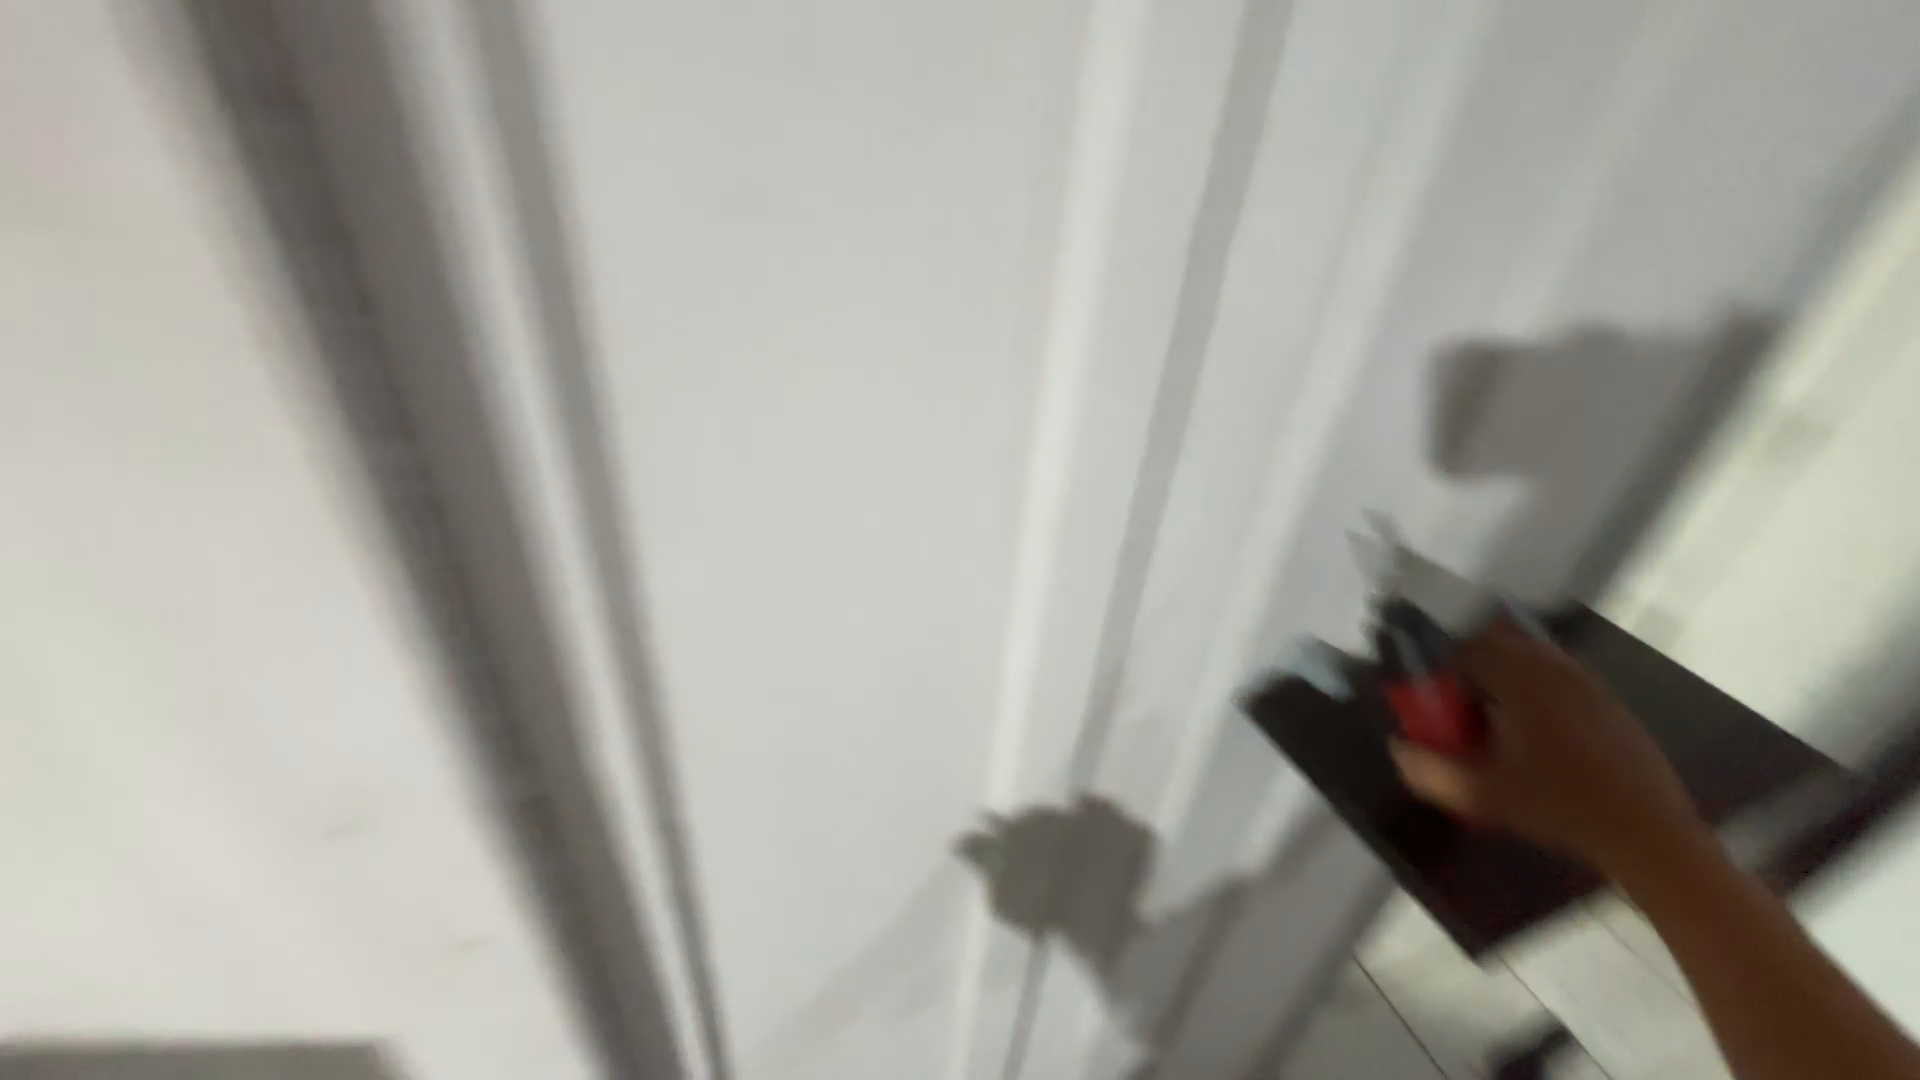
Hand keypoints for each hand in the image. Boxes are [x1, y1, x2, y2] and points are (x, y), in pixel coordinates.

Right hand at [1389, 619, 1709, 874]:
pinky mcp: (1615, 707)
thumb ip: (1429, 769)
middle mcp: (1557, 672)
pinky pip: (1566, 678)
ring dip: (1512, 674)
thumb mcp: (1480, 794)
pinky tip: (1543, 732)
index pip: (1471, 648)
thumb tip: (1397, 747)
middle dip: (1478, 662)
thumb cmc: (1558, 807)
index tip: (1440, 698)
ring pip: (1539, 657)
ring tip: (1502, 716)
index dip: (1447, 668)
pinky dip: (1543, 689)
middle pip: (1506, 641)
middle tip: (1466, 700)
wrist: (1648, 836)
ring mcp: (1592, 687)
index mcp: (1522, 682)